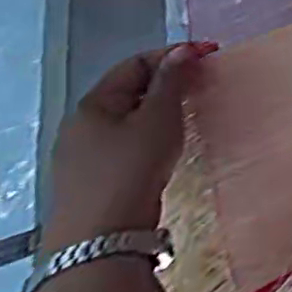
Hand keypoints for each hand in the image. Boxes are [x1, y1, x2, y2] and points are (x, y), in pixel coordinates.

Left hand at [42, 42, 216, 250]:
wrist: (100, 241)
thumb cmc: (131, 168)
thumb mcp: (159, 117)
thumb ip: (172, 80)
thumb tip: (182, 50)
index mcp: (92, 104)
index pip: (136, 62)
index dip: (174, 54)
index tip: (210, 55)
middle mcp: (80, 124)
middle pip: (131, 88)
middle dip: (169, 79)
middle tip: (204, 81)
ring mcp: (82, 154)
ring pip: (129, 115)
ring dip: (161, 106)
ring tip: (190, 109)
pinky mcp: (90, 178)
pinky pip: (125, 139)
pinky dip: (150, 130)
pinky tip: (167, 142)